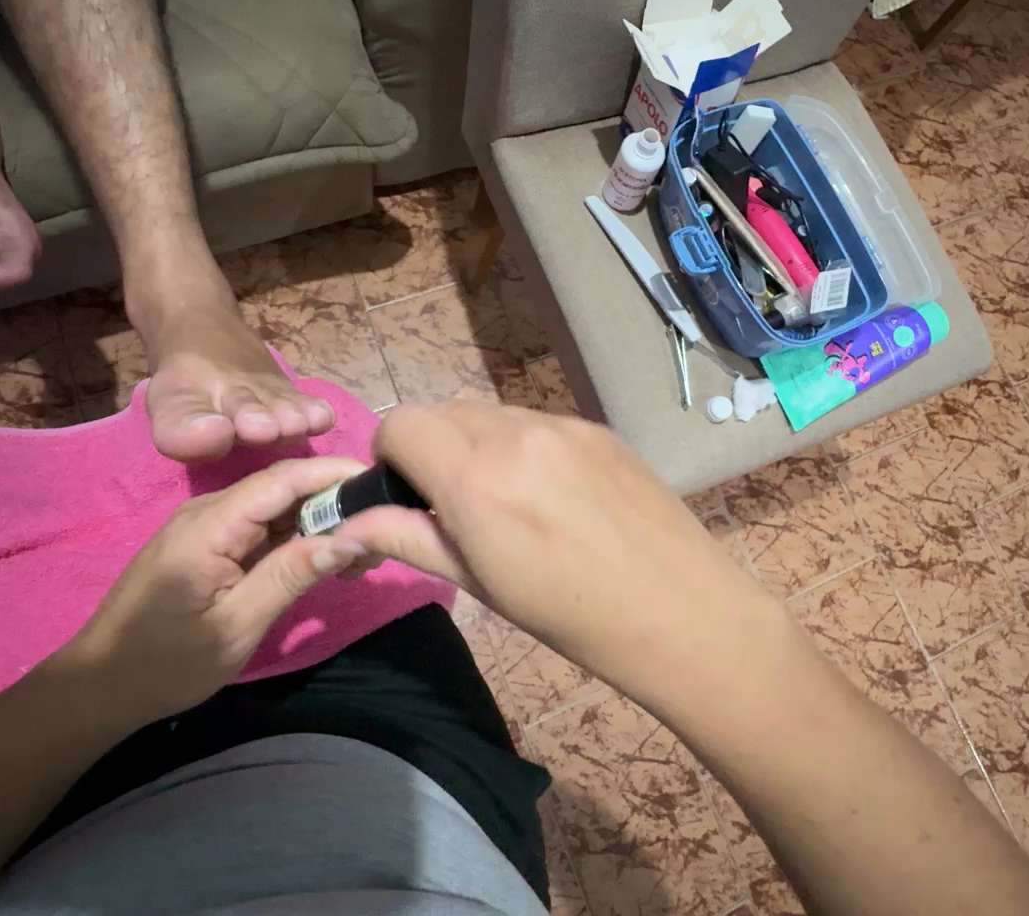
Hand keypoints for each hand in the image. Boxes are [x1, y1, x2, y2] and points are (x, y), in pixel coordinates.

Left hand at [50, 456, 369, 724]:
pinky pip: (263, 526)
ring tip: (362, 553)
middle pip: (284, 487)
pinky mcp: (210, 542)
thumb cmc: (165, 662)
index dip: (334, 474)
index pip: (284, 478)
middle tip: (381, 535)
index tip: (383, 486)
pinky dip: (299, 536)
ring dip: (321, 521)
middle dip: (337, 502)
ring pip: (278, 506)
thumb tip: (350, 535)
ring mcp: (208, 524)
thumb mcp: (236, 625)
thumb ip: (291, 574)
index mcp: (210, 524)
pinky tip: (326, 558)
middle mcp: (209, 510)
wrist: (99, 687)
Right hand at [331, 404, 763, 680]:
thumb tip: (347, 522)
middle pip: (441, 411)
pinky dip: (522, 445)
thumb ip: (410, 539)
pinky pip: (536, 421)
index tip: (406, 496)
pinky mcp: (597, 427)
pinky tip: (554, 494)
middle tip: (454, 505)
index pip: (399, 424)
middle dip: (430, 449)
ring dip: (476, 444)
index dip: (389, 457)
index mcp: (476, 478)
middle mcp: (515, 433)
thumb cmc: (571, 617)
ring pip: (489, 413)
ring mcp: (562, 424)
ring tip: (509, 502)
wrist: (681, 611)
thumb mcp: (481, 584)